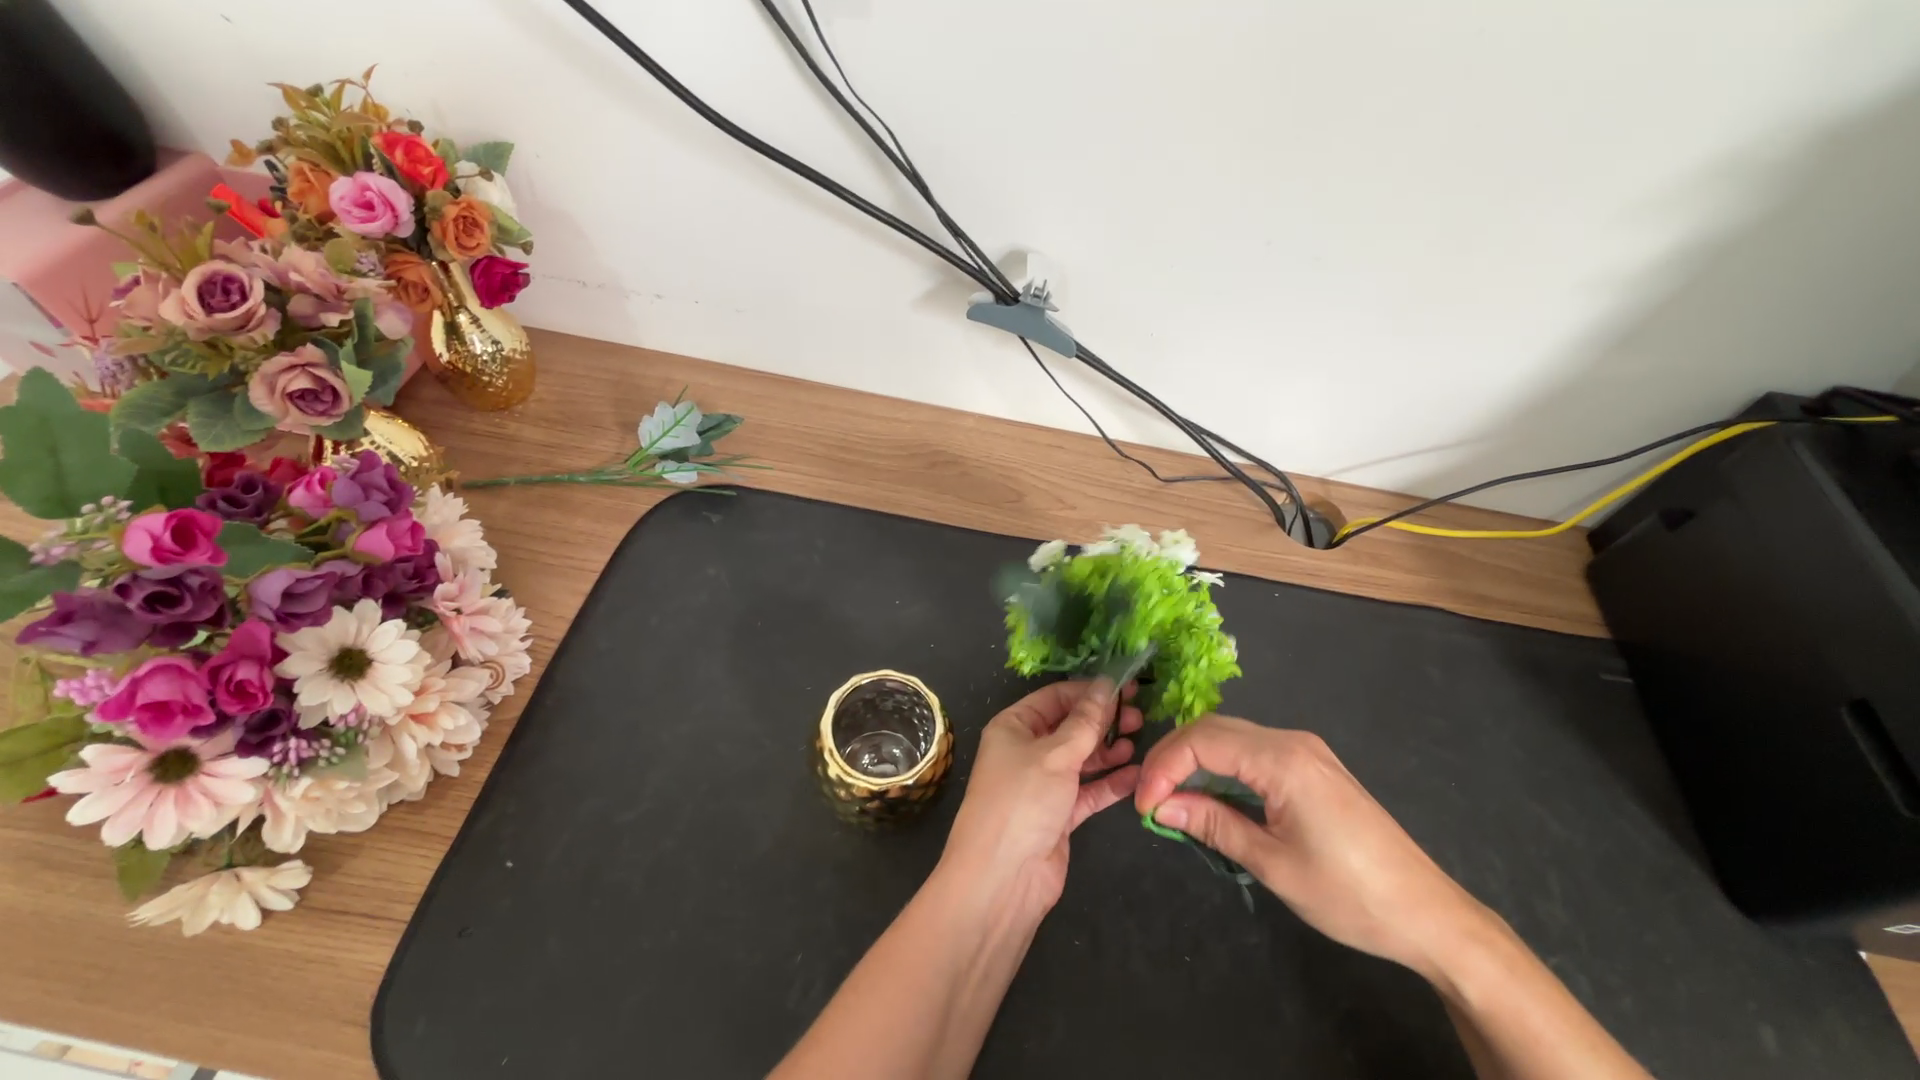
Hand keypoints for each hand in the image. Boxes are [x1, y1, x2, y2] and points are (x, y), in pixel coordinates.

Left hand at [939, 680, 1142, 921]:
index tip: (1127, 689)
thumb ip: (1086, 722)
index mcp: (1014, 727)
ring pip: (1081, 759)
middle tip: (1139, 718)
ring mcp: (1043, 784)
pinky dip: (1110, 783)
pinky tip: (1136, 775)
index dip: (1090, 692)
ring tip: (1138, 743)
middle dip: (1103, 722)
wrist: (1002, 876)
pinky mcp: (1059, 814)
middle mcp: (1026, 751)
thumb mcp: (1055, 754)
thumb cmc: (1022, 801)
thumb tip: (1107, 685)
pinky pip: (1089, 791)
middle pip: (1070, 727)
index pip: (1055, 698)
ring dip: (1109, 751)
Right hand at [1135, 715, 1497, 980]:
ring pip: (1233, 737)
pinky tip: (1211, 797)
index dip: (1164, 767)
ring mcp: (1307, 752)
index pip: (1203, 740)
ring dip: (1195, 761)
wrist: (1427, 914)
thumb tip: (1160, 805)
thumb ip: (1213, 825)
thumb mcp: (1272, 864)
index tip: (1144, 806)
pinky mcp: (1315, 768)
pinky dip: (1222, 767)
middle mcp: (1294, 742)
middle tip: (1149, 800)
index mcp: (1283, 760)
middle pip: (1214, 729)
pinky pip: (1254, 752)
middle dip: (1173, 758)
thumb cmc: (1349, 894)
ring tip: (1171, 799)